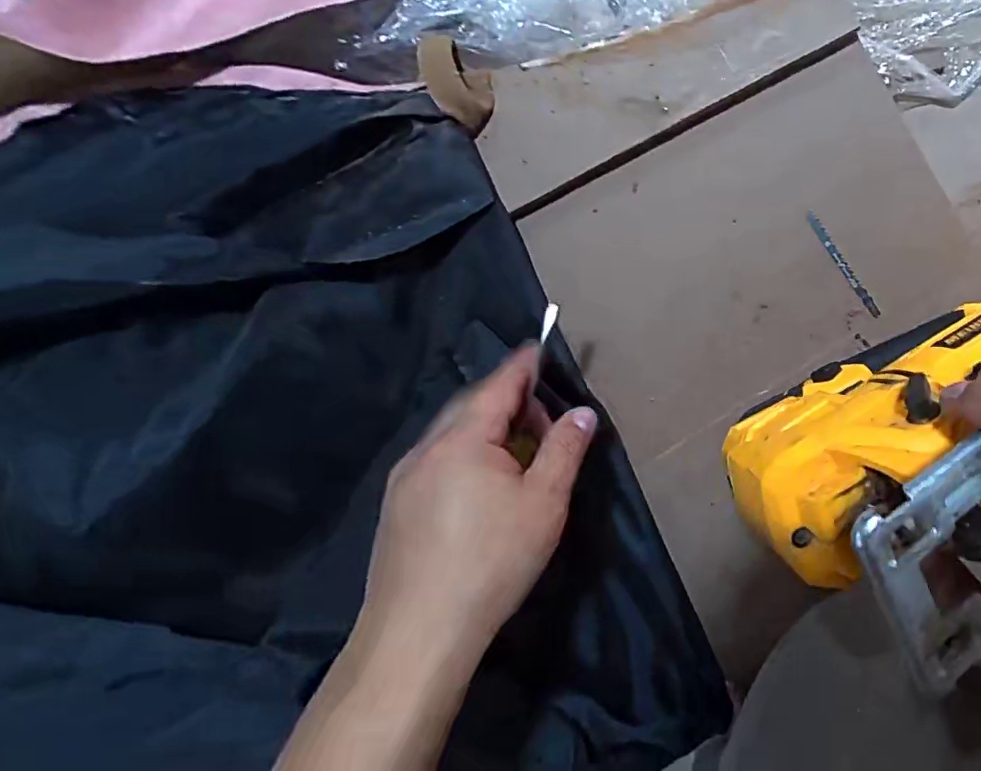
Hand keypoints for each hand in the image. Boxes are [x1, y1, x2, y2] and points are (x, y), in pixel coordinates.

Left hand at [278, 347, 597, 770]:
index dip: (522, 365)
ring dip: (490, 428)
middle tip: (547, 417)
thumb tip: (582, 412)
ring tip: (524, 452)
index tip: (539, 345)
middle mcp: (425, 451)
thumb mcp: (546, 499)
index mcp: (461, 441)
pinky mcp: (398, 510)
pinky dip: (470, 451)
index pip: (497, 386)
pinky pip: (439, 459)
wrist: (417, 635)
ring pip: (452, 434)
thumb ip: (565, 447)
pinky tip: (488, 482)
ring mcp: (405, 482)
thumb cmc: (493, 558)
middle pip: (471, 406)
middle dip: (510, 399)